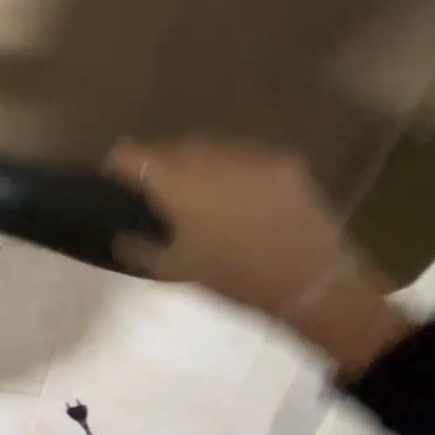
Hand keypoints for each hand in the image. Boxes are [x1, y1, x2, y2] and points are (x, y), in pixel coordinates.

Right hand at [106, 138, 413, 376]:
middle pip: (168, 147)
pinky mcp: (283, 163)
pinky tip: (242, 188)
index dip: (118, 163)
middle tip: (163, 188)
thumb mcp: (177, 269)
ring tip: (204, 186)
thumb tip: (119, 235)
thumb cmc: (237, 277)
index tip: (117, 178)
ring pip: (208, 147)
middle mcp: (206, 160)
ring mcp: (248, 157)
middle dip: (160, 163)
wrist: (318, 287)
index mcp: (174, 183)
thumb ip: (138, 248)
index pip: (129, 153)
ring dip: (198, 162)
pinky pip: (246, 155)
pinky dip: (236, 167)